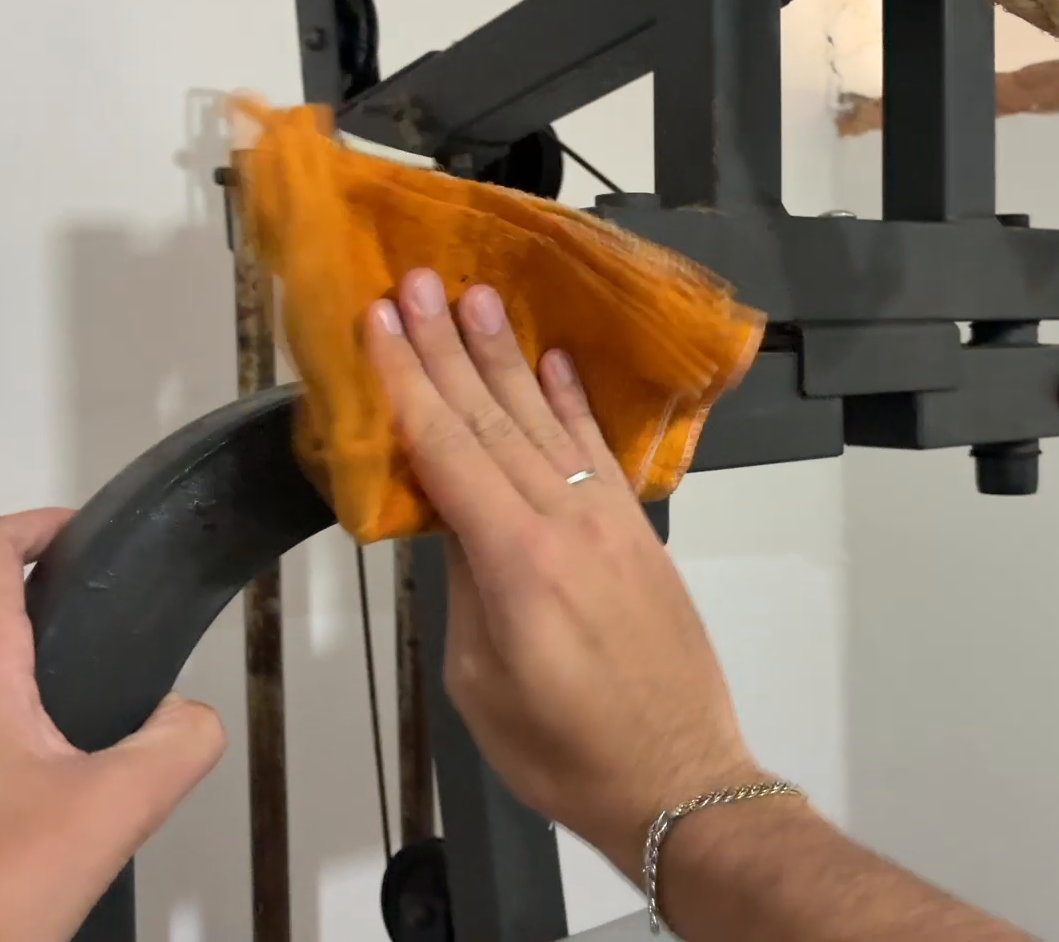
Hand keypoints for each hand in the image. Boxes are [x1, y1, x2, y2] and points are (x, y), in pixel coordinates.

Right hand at [365, 268, 763, 873]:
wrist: (678, 775)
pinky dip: (572, 401)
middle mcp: (564, 520)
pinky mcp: (637, 527)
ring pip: (543, 419)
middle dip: (447, 345)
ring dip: (506, 355)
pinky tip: (553, 361)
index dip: (406, 380)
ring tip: (477, 299)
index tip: (380, 322)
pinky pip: (598, 450)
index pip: (445, 448)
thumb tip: (453, 518)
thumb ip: (464, 584)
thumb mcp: (479, 681)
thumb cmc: (564, 751)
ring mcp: (608, 517)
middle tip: (419, 283)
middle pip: (490, 417)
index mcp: (514, 561)